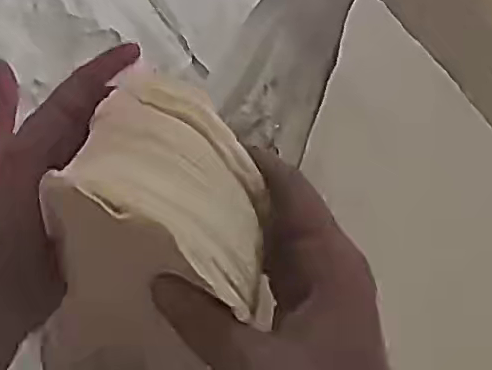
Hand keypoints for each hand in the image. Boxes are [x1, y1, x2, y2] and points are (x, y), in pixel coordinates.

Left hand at [0, 43, 140, 369]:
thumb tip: (0, 63)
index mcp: (41, 133)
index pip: (77, 91)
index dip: (104, 68)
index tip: (136, 50)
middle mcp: (67, 148)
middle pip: (103, 111)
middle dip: (131, 93)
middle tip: (164, 85)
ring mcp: (87, 177)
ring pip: (117, 140)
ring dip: (141, 125)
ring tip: (171, 114)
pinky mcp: (102, 206)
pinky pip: (126, 176)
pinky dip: (143, 163)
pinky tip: (167, 159)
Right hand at [152, 148, 388, 369]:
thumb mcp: (257, 364)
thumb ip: (207, 322)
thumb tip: (158, 282)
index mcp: (332, 256)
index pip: (291, 185)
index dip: (253, 160)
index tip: (210, 144)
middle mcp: (333, 261)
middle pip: (284, 204)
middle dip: (240, 187)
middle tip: (192, 172)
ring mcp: (326, 286)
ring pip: (280, 234)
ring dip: (242, 219)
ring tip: (196, 202)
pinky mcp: (316, 311)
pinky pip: (279, 264)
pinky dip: (250, 251)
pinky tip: (217, 252)